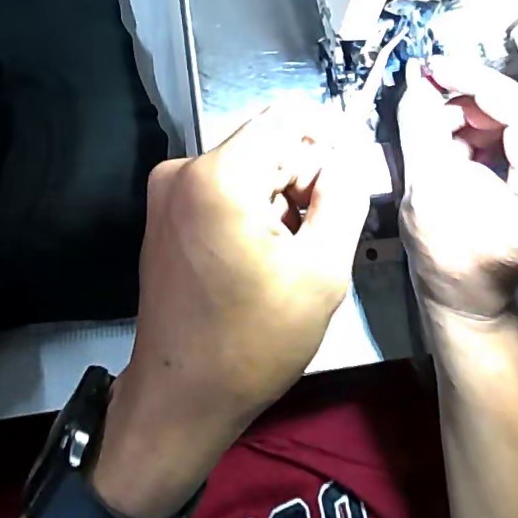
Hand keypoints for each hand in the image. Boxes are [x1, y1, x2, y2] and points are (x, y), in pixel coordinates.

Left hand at [95, 103, 371, 517]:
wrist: (181, 397)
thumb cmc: (252, 342)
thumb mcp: (321, 271)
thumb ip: (344, 197)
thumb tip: (350, 157)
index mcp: (218, 178)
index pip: (286, 120)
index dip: (327, 138)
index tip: (352, 171)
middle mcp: (183, 171)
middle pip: (265, 143)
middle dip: (305, 175)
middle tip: (328, 225)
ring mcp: (168, 192)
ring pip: (248, 166)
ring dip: (282, 195)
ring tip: (296, 250)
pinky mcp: (166, 213)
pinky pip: (225, 188)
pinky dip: (254, 207)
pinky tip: (267, 253)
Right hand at [396, 57, 517, 323]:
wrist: (467, 296)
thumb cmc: (448, 261)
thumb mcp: (426, 186)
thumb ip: (421, 124)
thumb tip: (417, 79)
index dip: (474, 84)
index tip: (437, 67)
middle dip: (474, 98)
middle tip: (432, 90)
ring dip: (480, 114)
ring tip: (440, 124)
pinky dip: (491, 129)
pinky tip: (460, 137)